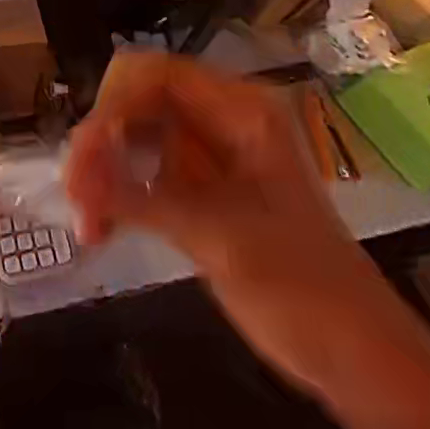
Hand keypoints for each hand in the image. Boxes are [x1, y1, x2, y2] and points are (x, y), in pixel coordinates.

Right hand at [65, 53, 429, 428]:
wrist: (356, 355)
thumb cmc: (303, 286)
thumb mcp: (220, 237)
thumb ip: (141, 199)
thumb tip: (73, 176)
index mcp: (239, 111)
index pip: (157, 75)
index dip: (113, 102)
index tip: (85, 150)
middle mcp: (218, 119)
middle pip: (137, 102)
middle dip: (101, 141)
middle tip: (74, 190)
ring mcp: (206, 154)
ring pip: (132, 137)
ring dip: (101, 171)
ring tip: (85, 220)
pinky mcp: (196, 188)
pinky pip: (139, 173)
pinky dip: (115, 195)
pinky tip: (99, 229)